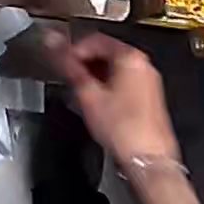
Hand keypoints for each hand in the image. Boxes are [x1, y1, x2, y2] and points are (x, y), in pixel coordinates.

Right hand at [44, 31, 179, 164]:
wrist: (149, 163)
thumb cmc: (124, 130)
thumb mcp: (88, 94)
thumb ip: (69, 66)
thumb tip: (53, 44)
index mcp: (130, 56)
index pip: (94, 39)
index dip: (73, 50)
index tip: (62, 62)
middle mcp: (142, 64)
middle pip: (105, 52)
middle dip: (84, 64)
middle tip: (69, 77)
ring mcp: (148, 81)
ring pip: (114, 68)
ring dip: (94, 76)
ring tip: (81, 92)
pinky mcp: (149, 98)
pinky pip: (123, 82)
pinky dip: (107, 86)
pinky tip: (97, 103)